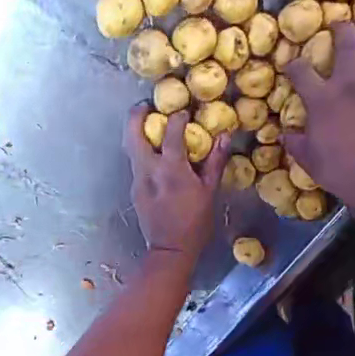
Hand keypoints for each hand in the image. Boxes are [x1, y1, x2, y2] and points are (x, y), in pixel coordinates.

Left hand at [123, 107, 227, 259]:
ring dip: (136, 132)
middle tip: (145, 105)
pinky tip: (153, 155)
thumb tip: (224, 136)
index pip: (171, 133)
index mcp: (171, 169)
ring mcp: (138, 180)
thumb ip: (214, 161)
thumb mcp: (210, 192)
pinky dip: (142, 152)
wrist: (170, 250)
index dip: (177, 118)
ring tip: (148, 124)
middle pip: (133, 134)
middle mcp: (148, 170)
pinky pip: (136, 164)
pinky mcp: (134, 190)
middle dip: (136, 115)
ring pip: (130, 148)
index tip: (184, 112)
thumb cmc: (195, 222)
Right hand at [281, 23, 354, 203]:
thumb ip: (296, 142)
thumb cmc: (338, 170)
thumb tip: (287, 135)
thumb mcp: (308, 159)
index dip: (294, 64)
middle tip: (339, 23)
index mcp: (322, 99)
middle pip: (347, 45)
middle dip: (342, 30)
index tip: (291, 64)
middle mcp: (349, 86)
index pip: (302, 70)